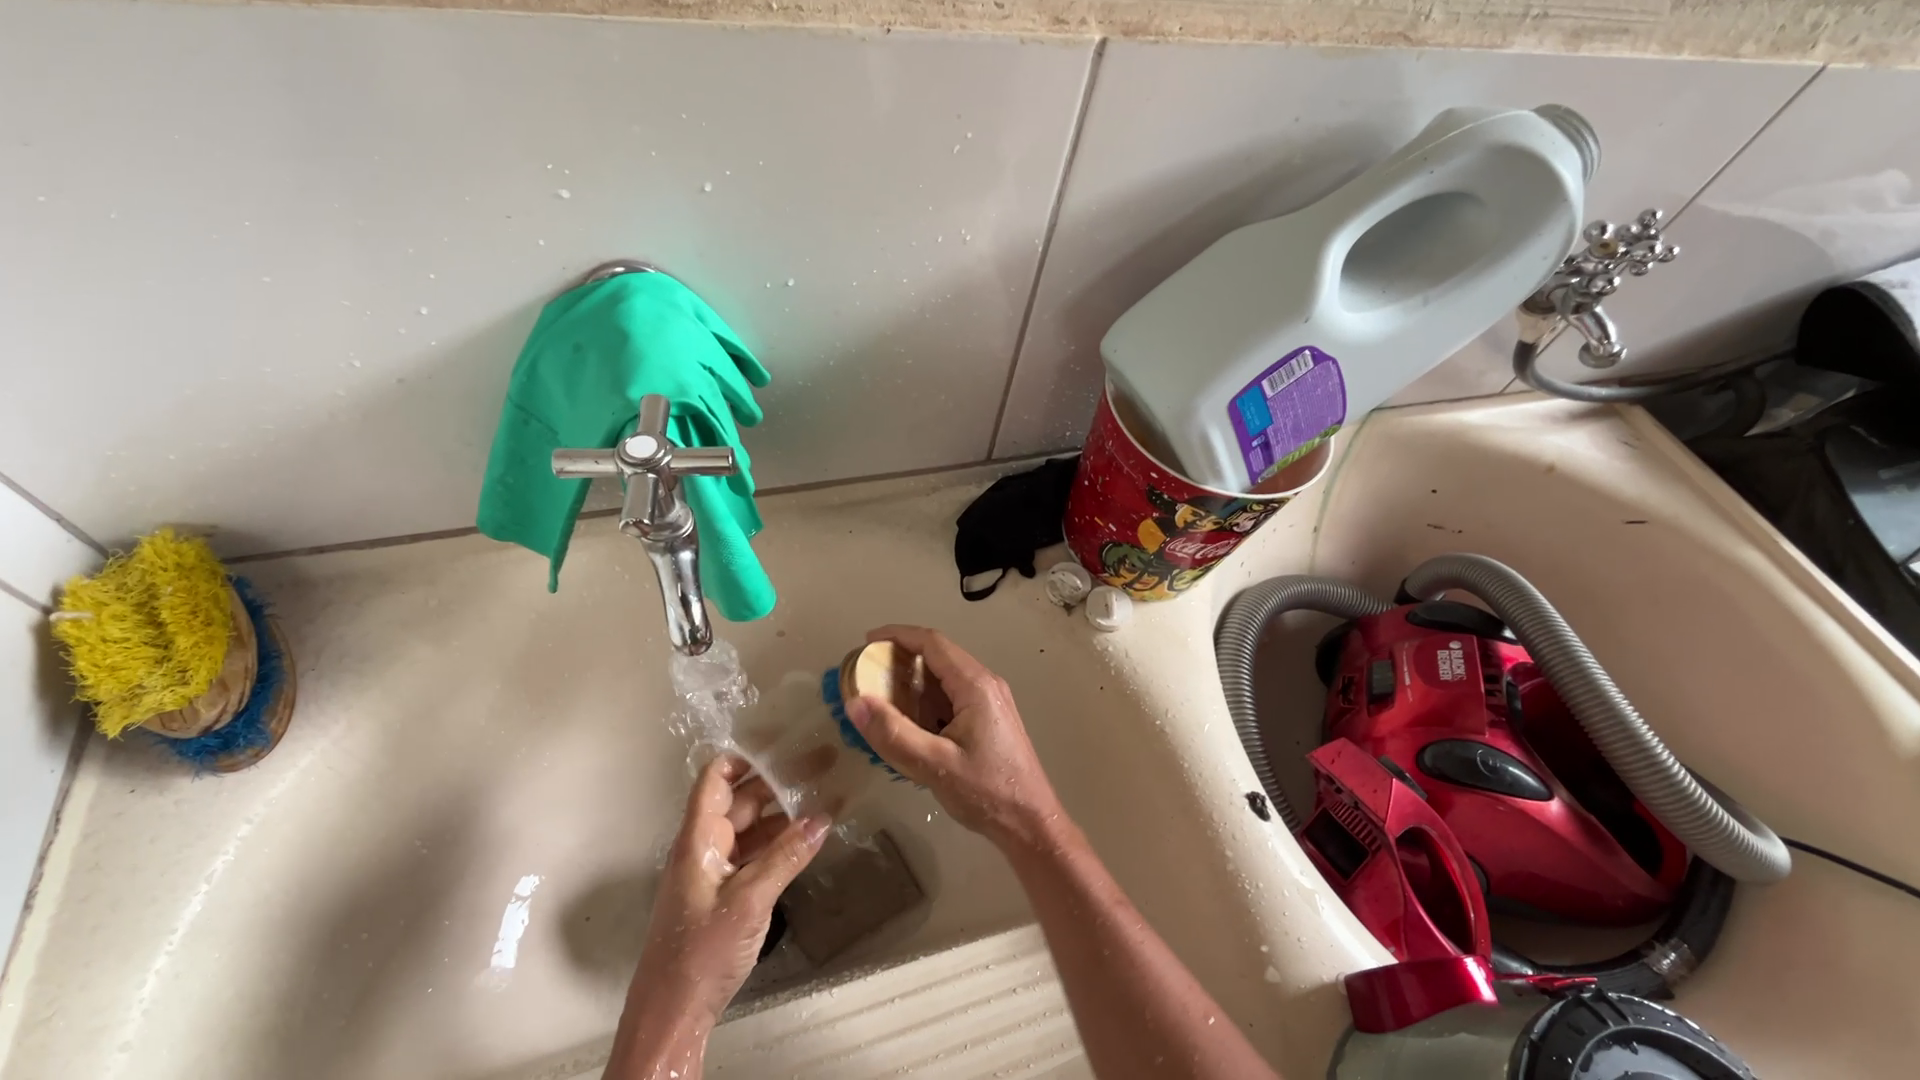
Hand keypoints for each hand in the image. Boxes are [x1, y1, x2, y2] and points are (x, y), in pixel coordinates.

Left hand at [616, 755, 828, 1058]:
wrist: (673, 1014)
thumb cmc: (700, 952)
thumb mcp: (749, 900)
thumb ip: (786, 856)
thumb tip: (822, 816)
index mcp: (698, 839)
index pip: (715, 778)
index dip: (746, 756)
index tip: (786, 744)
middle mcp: (704, 847)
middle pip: (741, 800)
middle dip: (779, 782)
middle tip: (823, 765)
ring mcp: (715, 871)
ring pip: (752, 828)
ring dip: (785, 814)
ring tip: (826, 797)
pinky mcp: (725, 894)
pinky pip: (755, 855)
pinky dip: (781, 844)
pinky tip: (810, 838)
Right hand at [846, 625, 1065, 851]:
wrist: (1031, 822)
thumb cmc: (987, 792)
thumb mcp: (935, 765)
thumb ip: (893, 734)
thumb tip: (855, 703)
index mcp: (976, 686)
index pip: (933, 643)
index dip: (898, 635)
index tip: (866, 642)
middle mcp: (986, 685)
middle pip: (939, 655)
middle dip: (902, 656)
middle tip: (867, 670)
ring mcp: (990, 701)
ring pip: (946, 676)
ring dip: (914, 678)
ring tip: (879, 692)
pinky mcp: (989, 719)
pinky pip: (952, 695)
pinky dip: (926, 697)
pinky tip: (907, 718)